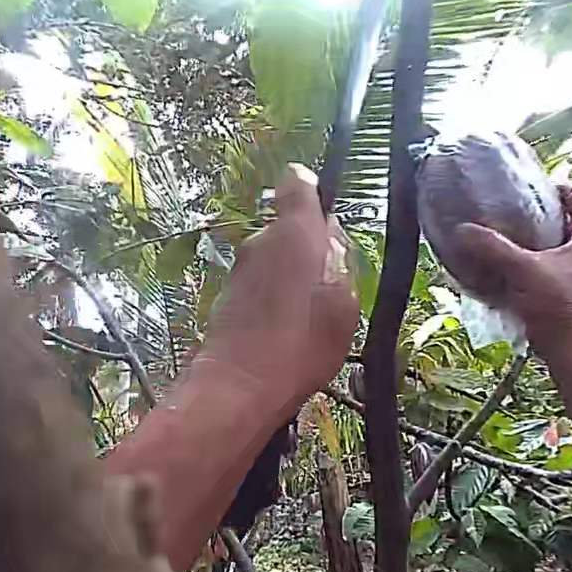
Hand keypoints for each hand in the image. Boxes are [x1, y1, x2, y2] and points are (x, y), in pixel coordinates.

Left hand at [198, 164, 360, 414]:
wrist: (242, 386)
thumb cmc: (304, 344)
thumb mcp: (344, 303)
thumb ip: (340, 260)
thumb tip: (330, 234)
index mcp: (296, 233)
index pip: (298, 185)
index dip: (312, 191)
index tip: (325, 215)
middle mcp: (262, 242)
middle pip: (289, 229)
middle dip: (309, 249)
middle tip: (330, 287)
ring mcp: (240, 269)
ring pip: (274, 260)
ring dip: (291, 277)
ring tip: (308, 318)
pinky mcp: (227, 296)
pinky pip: (259, 286)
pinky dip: (273, 299)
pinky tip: (285, 332)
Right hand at [451, 185, 571, 357]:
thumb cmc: (557, 304)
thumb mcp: (523, 269)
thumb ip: (493, 248)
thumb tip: (462, 230)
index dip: (568, 191)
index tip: (547, 183)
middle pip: (565, 229)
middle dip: (543, 218)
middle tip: (516, 208)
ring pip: (552, 254)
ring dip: (532, 245)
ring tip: (503, 236)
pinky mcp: (558, 299)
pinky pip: (540, 276)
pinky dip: (524, 270)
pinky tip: (501, 269)